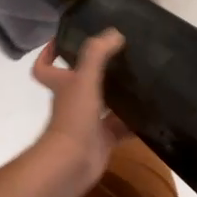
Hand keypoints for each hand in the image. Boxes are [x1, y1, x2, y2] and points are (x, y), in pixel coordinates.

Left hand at [30, 30, 129, 182]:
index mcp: (62, 85)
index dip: (48, 54)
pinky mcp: (104, 139)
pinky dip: (134, 120)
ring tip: (141, 76)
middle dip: (98, 69)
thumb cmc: (74, 117)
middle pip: (80, 82)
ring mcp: (88, 122)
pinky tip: (151, 109)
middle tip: (121, 53)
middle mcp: (73, 101)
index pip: (44, 68)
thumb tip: (115, 33)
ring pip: (104, 103)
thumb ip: (97, 54)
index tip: (62, 40)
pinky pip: (121, 126)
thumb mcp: (84, 79)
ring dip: (119, 93)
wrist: (74, 163)